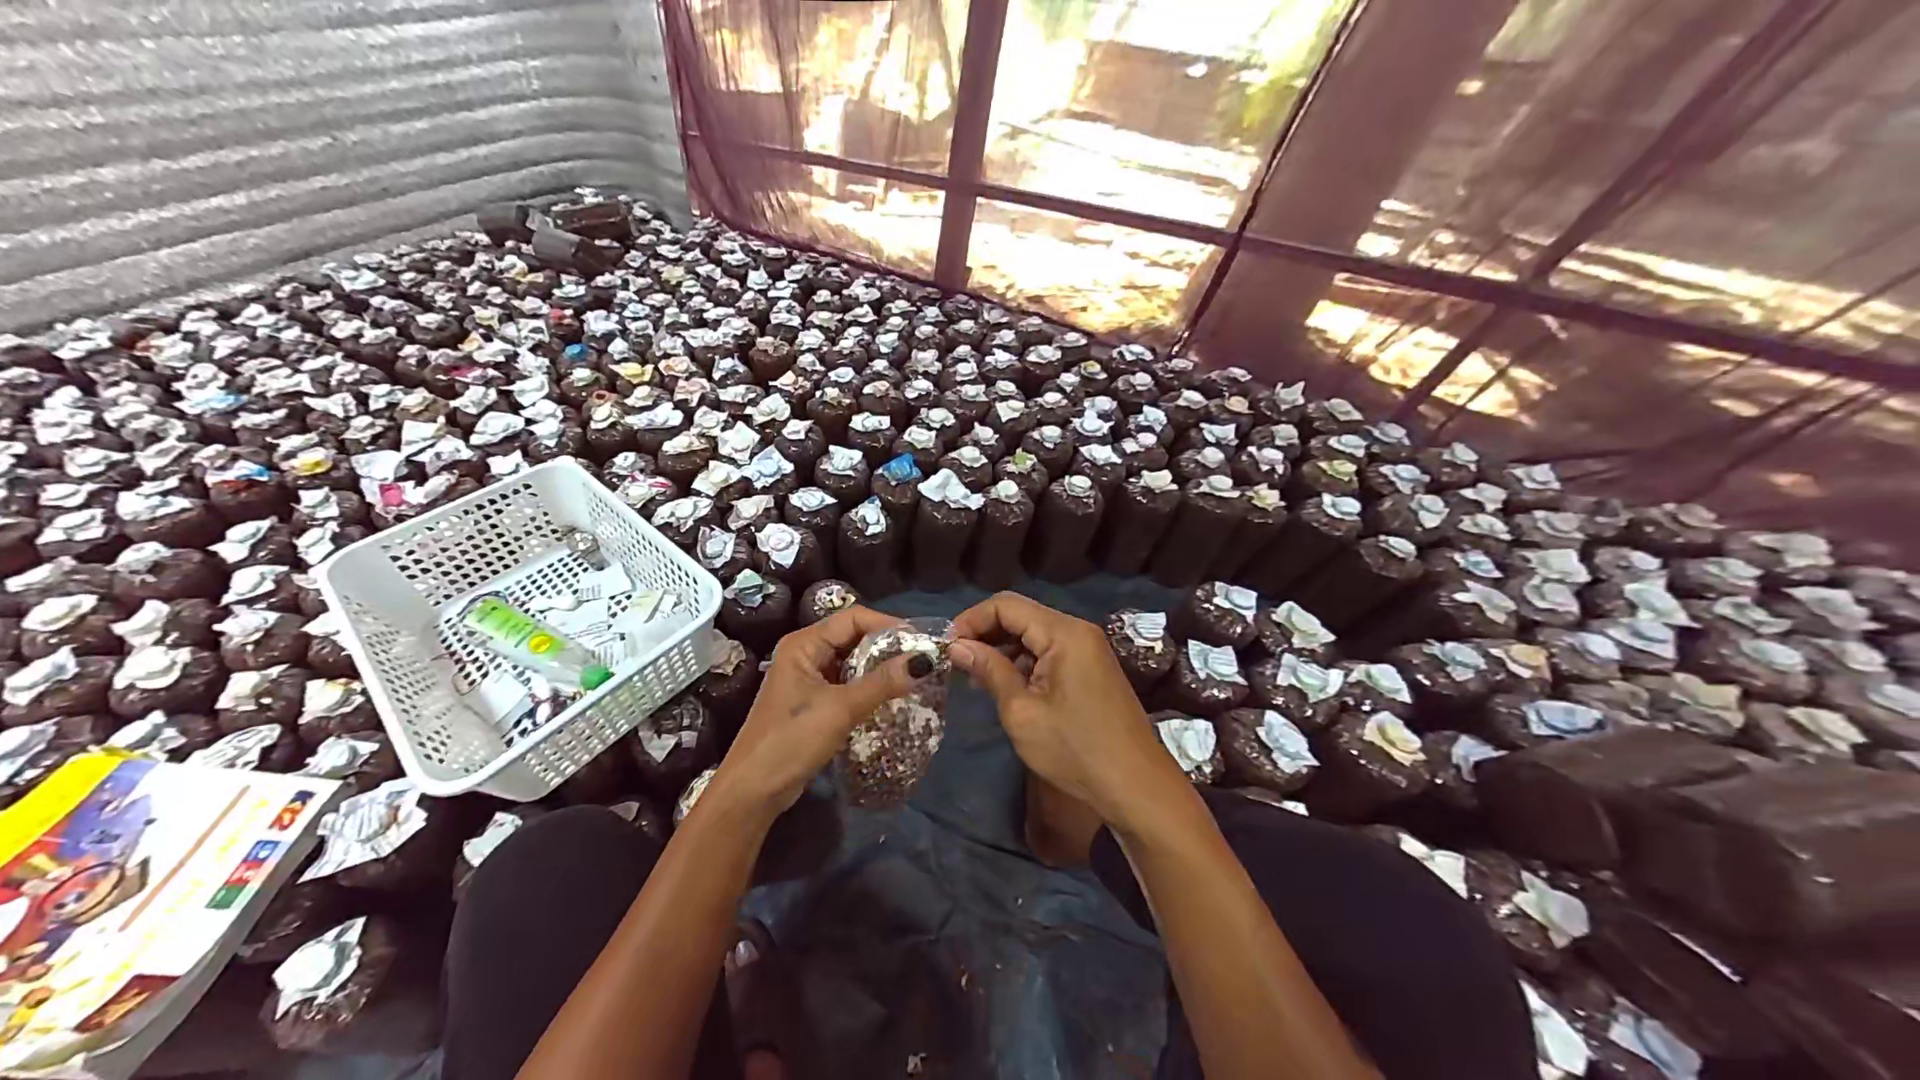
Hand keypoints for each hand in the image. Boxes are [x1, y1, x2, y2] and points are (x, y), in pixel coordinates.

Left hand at [710, 606, 924, 819]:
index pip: (853, 618)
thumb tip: (925, 660)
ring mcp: (809, 679)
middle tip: (922, 660)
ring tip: (913, 677)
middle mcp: (806, 654)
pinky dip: (869, 688)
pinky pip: (848, 684)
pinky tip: (891, 698)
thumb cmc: (791, 740)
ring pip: (852, 662)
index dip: (887, 625)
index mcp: (804, 644)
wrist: (753, 789)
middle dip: (887, 647)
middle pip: (854, 637)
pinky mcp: (814, 702)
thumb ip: (882, 683)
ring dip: (880, 668)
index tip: (920, 641)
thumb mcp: (840, 709)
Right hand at [949, 592, 1186, 829]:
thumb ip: (989, 670)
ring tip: (975, 677)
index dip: (970, 620)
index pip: (1006, 605)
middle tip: (956, 663)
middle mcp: (1078, 630)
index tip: (945, 647)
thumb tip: (956, 646)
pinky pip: (1049, 651)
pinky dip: (1024, 661)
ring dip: (1003, 648)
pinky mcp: (1091, 668)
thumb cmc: (1074, 749)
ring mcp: (1088, 649)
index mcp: (1064, 633)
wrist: (1136, 786)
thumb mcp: (1021, 711)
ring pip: (1034, 633)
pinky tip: (1005, 685)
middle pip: (1021, 615)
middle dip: (985, 633)